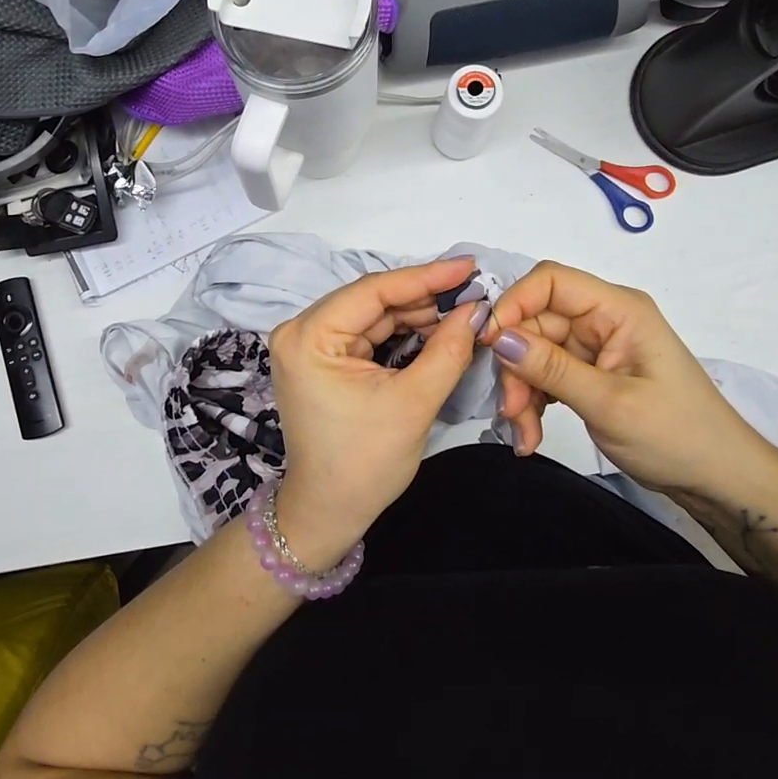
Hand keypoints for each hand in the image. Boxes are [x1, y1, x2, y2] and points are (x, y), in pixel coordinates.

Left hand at [266, 258, 484, 566]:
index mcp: (308, 337)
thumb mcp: (414, 403)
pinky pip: (367, 335)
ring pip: (373, 316)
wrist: (329, 512)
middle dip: (424, 298)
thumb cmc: (364, 464)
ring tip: (463, 311)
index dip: (426, 277)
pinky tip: (436, 329)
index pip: (373, 291)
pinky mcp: (322, 361)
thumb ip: (448, 350)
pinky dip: (401, 334)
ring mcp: (309, 346)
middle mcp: (300, 332)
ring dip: (416, 315)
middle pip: (372, 300)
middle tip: (474, 293)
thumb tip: (477, 310)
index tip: (469, 266)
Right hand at [483, 261, 772, 489]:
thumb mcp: (610, 403)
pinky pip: (545, 376)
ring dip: (521, 391)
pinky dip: (533, 402)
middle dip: (515, 365)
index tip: (488, 344)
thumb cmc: (678, 436)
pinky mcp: (589, 374)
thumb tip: (498, 337)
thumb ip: (551, 368)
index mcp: (619, 310)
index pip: (551, 282)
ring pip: (534, 353)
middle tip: (510, 411)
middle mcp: (604, 320)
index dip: (514, 304)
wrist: (718, 479)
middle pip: (536, 323)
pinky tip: (531, 434)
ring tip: (523, 433)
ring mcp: (596, 348)